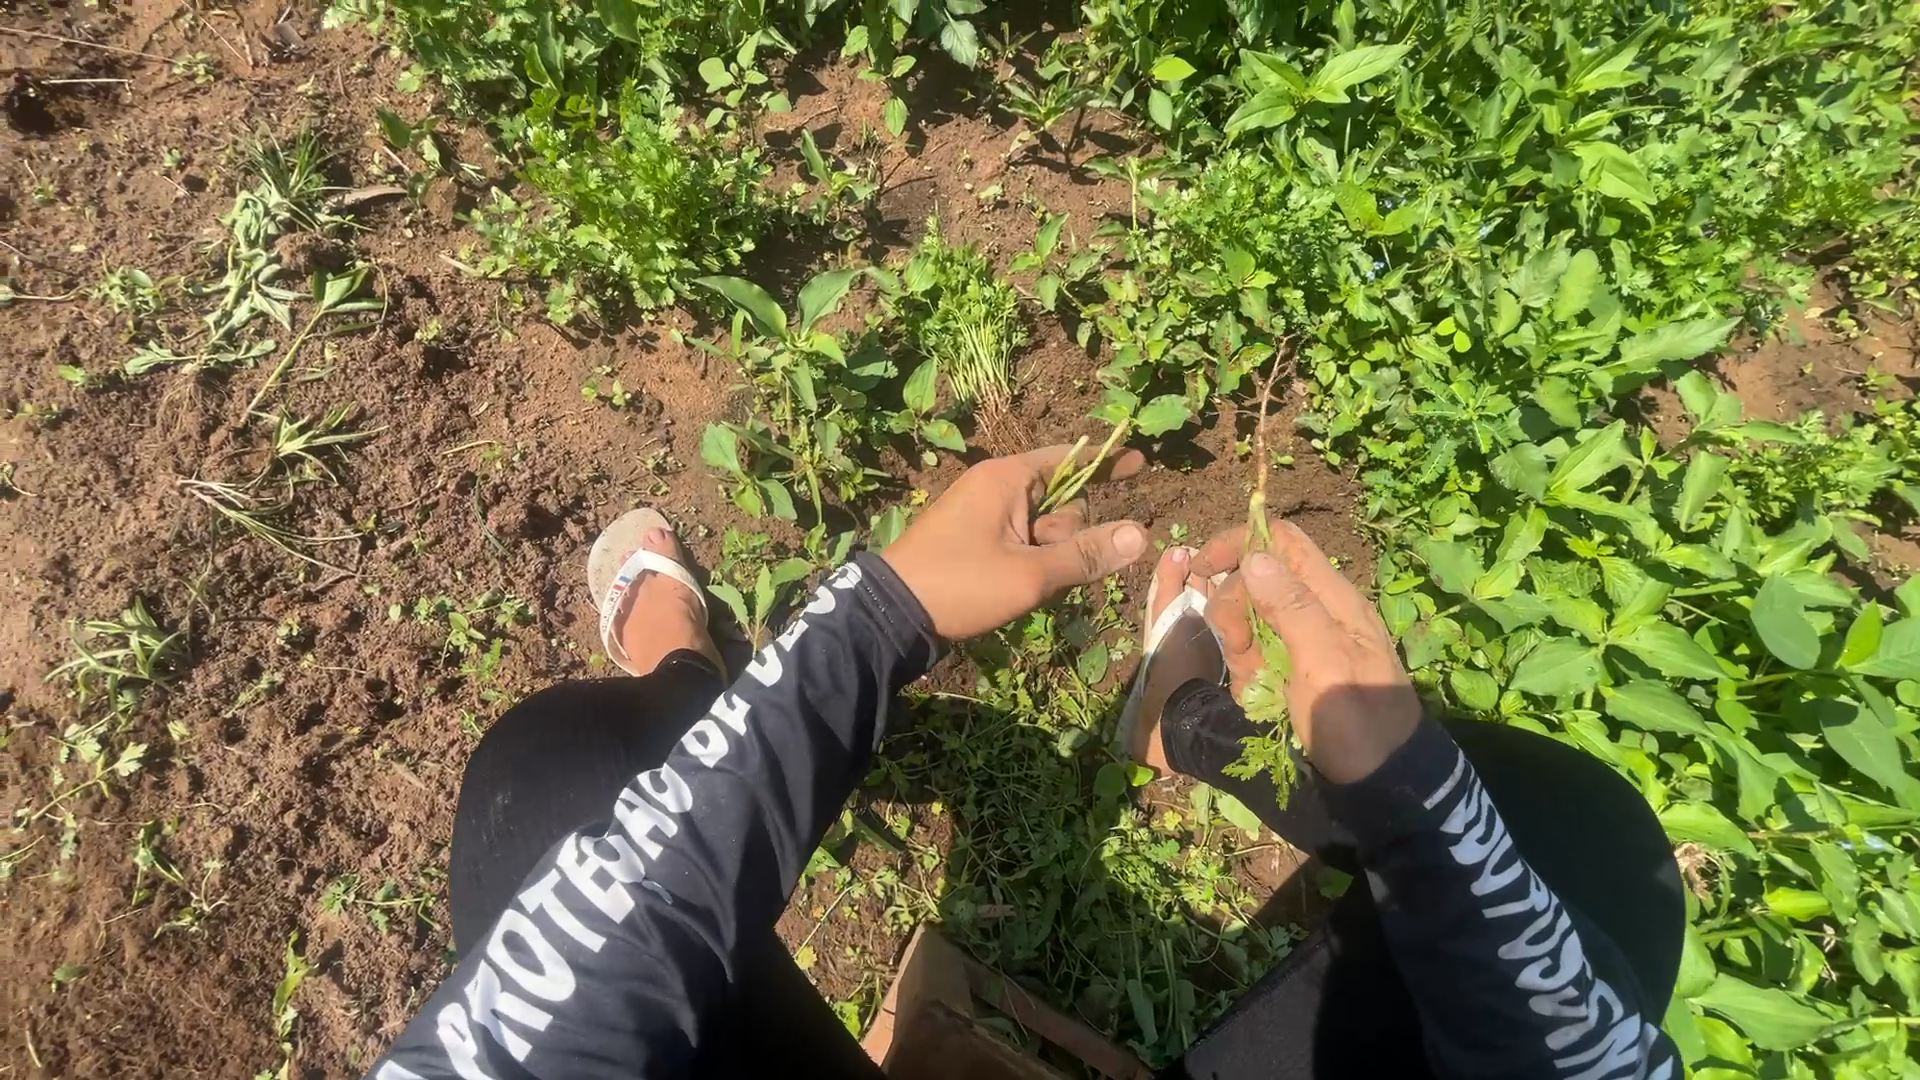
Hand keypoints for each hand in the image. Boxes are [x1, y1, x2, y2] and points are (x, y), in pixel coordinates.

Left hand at [881, 445, 1150, 640]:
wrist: (892, 613)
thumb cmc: (961, 585)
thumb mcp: (1030, 574)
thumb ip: (1085, 554)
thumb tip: (1140, 535)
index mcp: (1006, 478)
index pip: (1069, 458)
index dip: (1107, 462)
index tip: (1140, 462)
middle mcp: (994, 486)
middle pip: (1060, 498)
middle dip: (1065, 534)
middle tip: (1041, 566)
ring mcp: (981, 512)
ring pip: (1041, 526)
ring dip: (1047, 554)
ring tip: (1023, 583)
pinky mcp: (972, 537)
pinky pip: (1019, 540)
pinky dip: (1028, 560)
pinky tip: (1017, 587)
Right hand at [1193, 521, 1420, 783]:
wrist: (1381, 783)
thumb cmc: (1356, 721)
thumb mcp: (1325, 662)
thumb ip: (1292, 607)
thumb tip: (1254, 556)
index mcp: (1331, 597)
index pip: (1280, 540)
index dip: (1239, 543)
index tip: (1203, 567)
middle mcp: (1314, 609)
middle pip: (1254, 578)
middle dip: (1232, 606)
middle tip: (1236, 646)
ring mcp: (1300, 639)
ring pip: (1247, 616)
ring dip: (1237, 642)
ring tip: (1251, 678)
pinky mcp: (1289, 667)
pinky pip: (1252, 651)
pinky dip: (1245, 667)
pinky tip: (1253, 692)